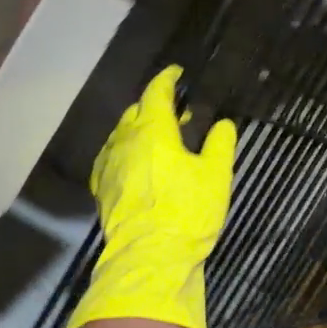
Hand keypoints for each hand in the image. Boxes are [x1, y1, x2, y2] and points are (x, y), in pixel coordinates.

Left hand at [63, 65, 237, 327]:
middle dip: (153, 106)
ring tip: (161, 138)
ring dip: (140, 130)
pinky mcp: (104, 188)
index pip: (156, 94)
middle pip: (135, 112)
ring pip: (122, 135)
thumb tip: (222, 123)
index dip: (167, 80)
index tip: (177, 73)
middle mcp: (124, 141)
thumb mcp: (217, 175)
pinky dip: (128, 152)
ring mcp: (110, 165)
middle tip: (176, 111)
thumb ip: (220, 144)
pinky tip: (139, 164)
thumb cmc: (189, 210)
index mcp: (153, 131)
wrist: (152, 254)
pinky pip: (114, 158)